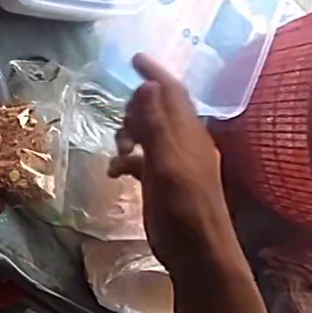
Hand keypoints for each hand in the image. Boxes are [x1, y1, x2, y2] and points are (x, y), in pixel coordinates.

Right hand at [107, 53, 238, 272]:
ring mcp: (172, 163)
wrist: (198, 254)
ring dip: (128, 133)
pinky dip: (124, 159)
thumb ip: (156, 125)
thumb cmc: (185, 209)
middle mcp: (183, 143)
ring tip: (118, 150)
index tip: (135, 58)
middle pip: (157, 109)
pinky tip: (114, 172)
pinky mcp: (160, 181)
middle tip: (122, 121)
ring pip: (146, 132)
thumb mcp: (167, 164)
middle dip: (136, 108)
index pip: (173, 93)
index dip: (156, 74)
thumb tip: (148, 85)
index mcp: (189, 135)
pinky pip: (139, 158)